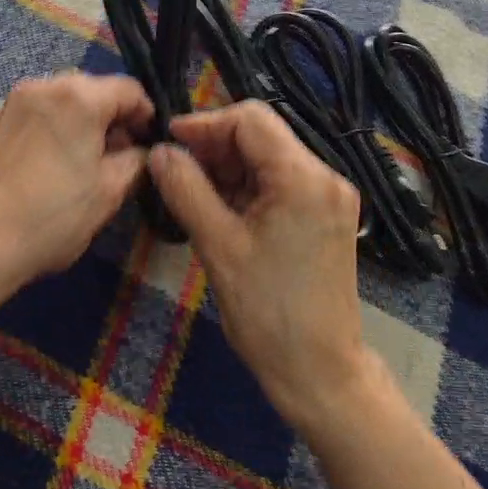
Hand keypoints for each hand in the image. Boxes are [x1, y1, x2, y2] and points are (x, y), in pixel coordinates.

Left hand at [0, 74, 153, 288]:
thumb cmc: (52, 217)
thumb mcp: (110, 191)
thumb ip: (136, 160)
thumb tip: (144, 148)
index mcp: (78, 96)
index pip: (130, 90)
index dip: (148, 117)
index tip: (152, 148)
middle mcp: (45, 85)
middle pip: (97, 91)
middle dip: (116, 120)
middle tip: (125, 160)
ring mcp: (17, 101)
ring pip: (68, 102)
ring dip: (88, 126)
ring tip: (93, 167)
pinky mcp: (0, 121)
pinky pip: (44, 114)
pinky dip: (61, 130)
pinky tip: (62, 165)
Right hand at [147, 101, 374, 431]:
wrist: (318, 369)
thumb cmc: (266, 310)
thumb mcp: (217, 245)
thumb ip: (185, 189)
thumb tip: (158, 151)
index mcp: (304, 178)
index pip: (251, 119)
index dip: (204, 124)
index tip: (166, 144)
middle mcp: (325, 177)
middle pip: (262, 136)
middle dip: (213, 147)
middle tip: (172, 172)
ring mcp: (329, 199)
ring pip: (268, 160)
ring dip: (226, 169)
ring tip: (189, 194)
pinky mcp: (325, 219)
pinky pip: (279, 185)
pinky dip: (245, 189)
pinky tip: (217, 211)